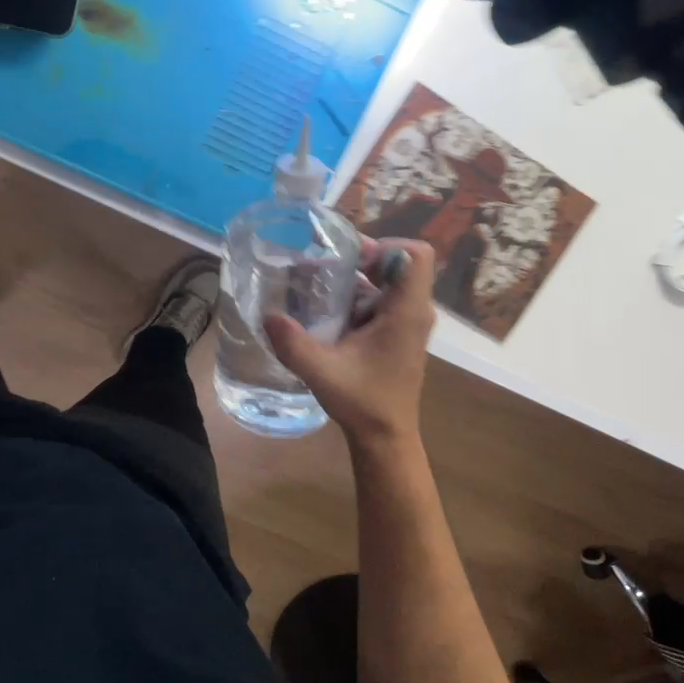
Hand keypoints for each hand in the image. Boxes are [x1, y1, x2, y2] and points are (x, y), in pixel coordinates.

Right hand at [265, 238, 437, 446]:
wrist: (385, 437)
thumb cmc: (363, 402)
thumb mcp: (322, 372)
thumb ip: (293, 343)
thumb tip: (267, 315)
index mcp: (406, 312)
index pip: (416, 255)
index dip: (386, 245)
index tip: (350, 257)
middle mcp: (413, 311)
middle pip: (398, 262)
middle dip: (361, 258)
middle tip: (324, 265)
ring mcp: (406, 323)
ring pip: (387, 281)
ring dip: (355, 278)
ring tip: (317, 285)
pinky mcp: (396, 334)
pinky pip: (381, 299)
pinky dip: (355, 297)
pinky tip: (325, 311)